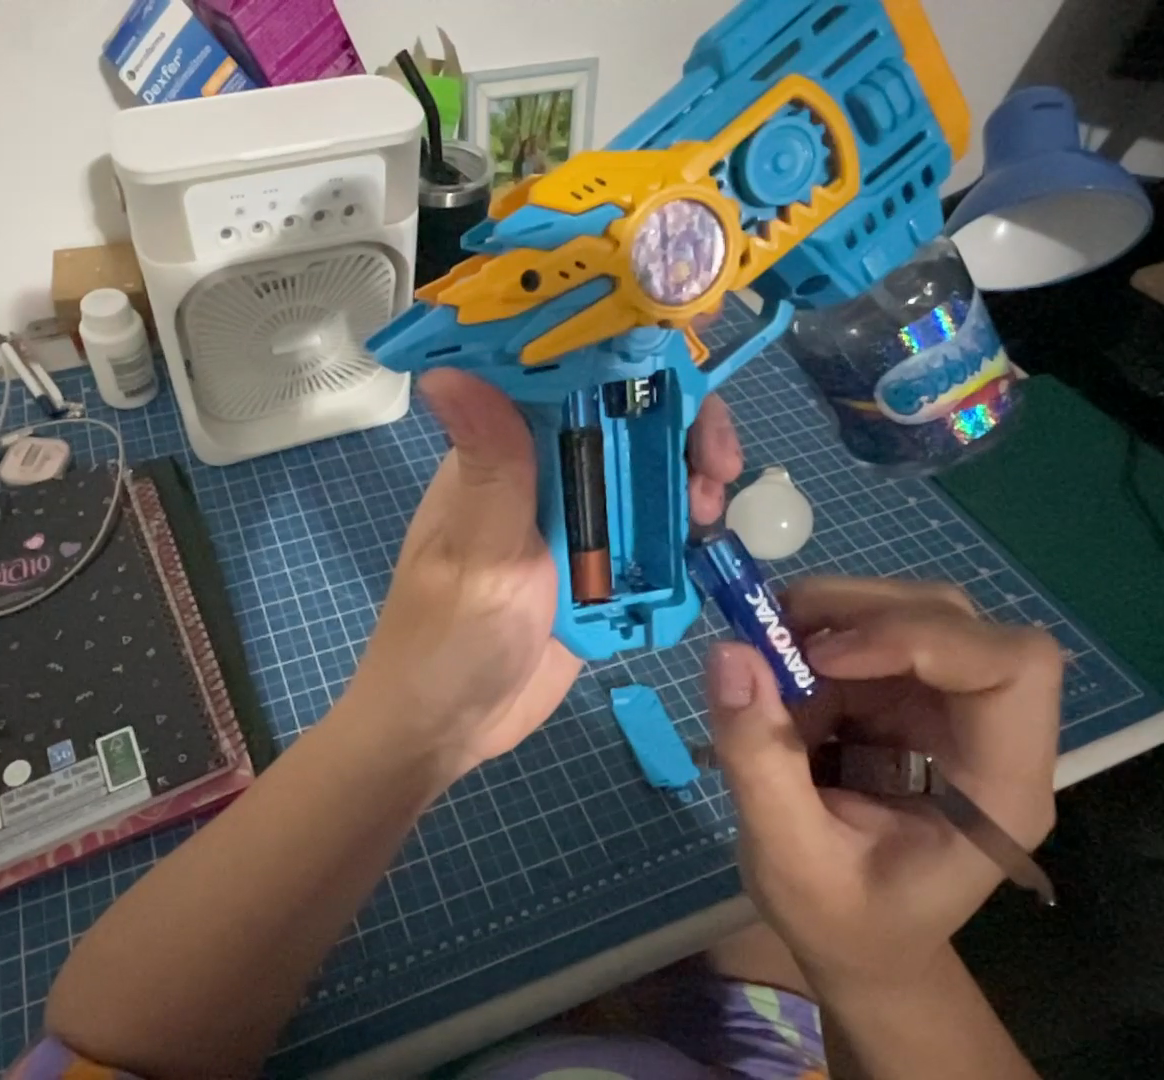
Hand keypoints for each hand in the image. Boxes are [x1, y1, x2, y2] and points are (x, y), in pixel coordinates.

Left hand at [347, 370, 742, 779]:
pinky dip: (680, 537)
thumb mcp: (476, 550)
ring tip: (708, 513)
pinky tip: (702, 547)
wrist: (448, 729)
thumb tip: (448, 367)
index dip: (629, 369)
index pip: (567, 382)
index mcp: (497, 456)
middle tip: (716, 469)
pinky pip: (648, 540)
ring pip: (641, 481)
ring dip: (686, 486)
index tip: (682, 386)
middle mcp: (537, 480)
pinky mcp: (593, 575)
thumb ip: (490, 464)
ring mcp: (569, 528)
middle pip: (621, 427)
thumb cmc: (446, 637)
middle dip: (677, 435)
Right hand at [703, 578, 1060, 991]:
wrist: (857, 941)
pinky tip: (774, 690)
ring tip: (762, 667)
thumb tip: (727, 652)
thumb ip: (758, 758)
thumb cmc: (841, 918)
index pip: (1010, 668)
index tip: (820, 657)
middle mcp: (983, 732)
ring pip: (904, 614)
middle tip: (770, 632)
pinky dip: (805, 643)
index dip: (918, 637)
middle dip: (856, 612)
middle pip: (954, 621)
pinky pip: (859, 638)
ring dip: (824, 622)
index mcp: (998, 785)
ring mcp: (940, 710)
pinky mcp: (898, 701)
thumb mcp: (787, 853)